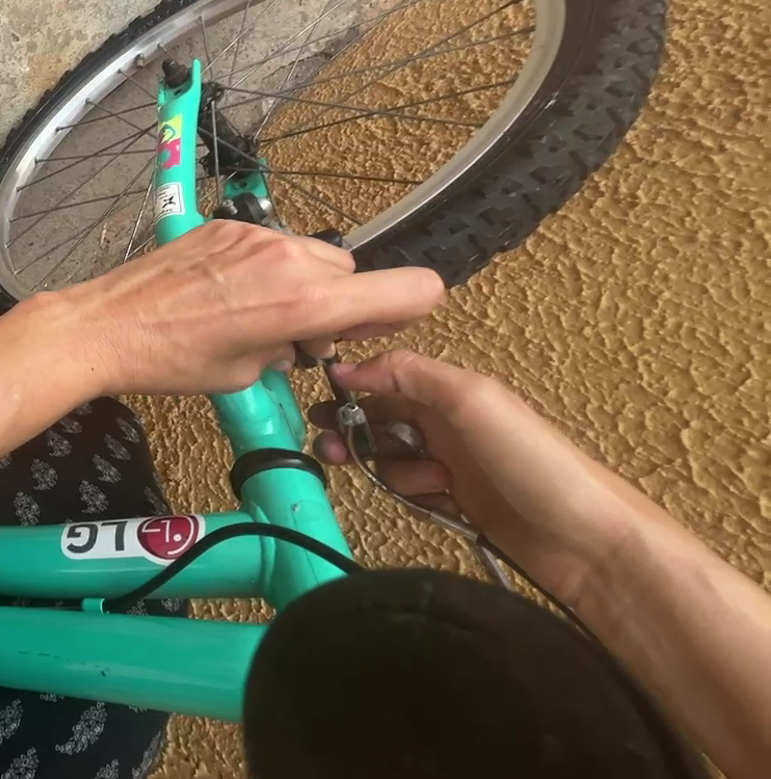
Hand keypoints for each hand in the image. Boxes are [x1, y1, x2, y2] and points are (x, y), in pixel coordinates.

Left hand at [29, 220, 444, 396]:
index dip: (402, 314)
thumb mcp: (245, 374)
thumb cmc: (168, 359)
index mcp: (306, 300)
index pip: (413, 289)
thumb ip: (291, 349)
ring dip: (300, 283)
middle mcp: (287, 258)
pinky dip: (264, 267)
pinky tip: (224, 292)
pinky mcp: (221, 226)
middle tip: (295, 335)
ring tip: (254, 313)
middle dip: (337, 304)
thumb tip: (299, 340)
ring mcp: (251, 236)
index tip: (360, 332)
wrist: (103, 325)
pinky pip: (267, 244)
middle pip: (353, 272)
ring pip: (310, 255)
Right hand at [311, 350, 641, 606]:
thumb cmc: (536, 466)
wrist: (591, 547)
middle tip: (331, 450)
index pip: (382, 381)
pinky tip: (435, 502)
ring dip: (387, 468)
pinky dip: (409, 496)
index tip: (322, 408)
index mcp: (450, 394)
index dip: (349, 391)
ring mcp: (449, 465)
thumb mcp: (471, 401)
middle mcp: (446, 425)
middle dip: (350, 434)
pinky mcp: (452, 502)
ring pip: (387, 458)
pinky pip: (406, 493)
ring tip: (418, 482)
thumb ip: (408, 373)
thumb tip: (344, 367)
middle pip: (376, 421)